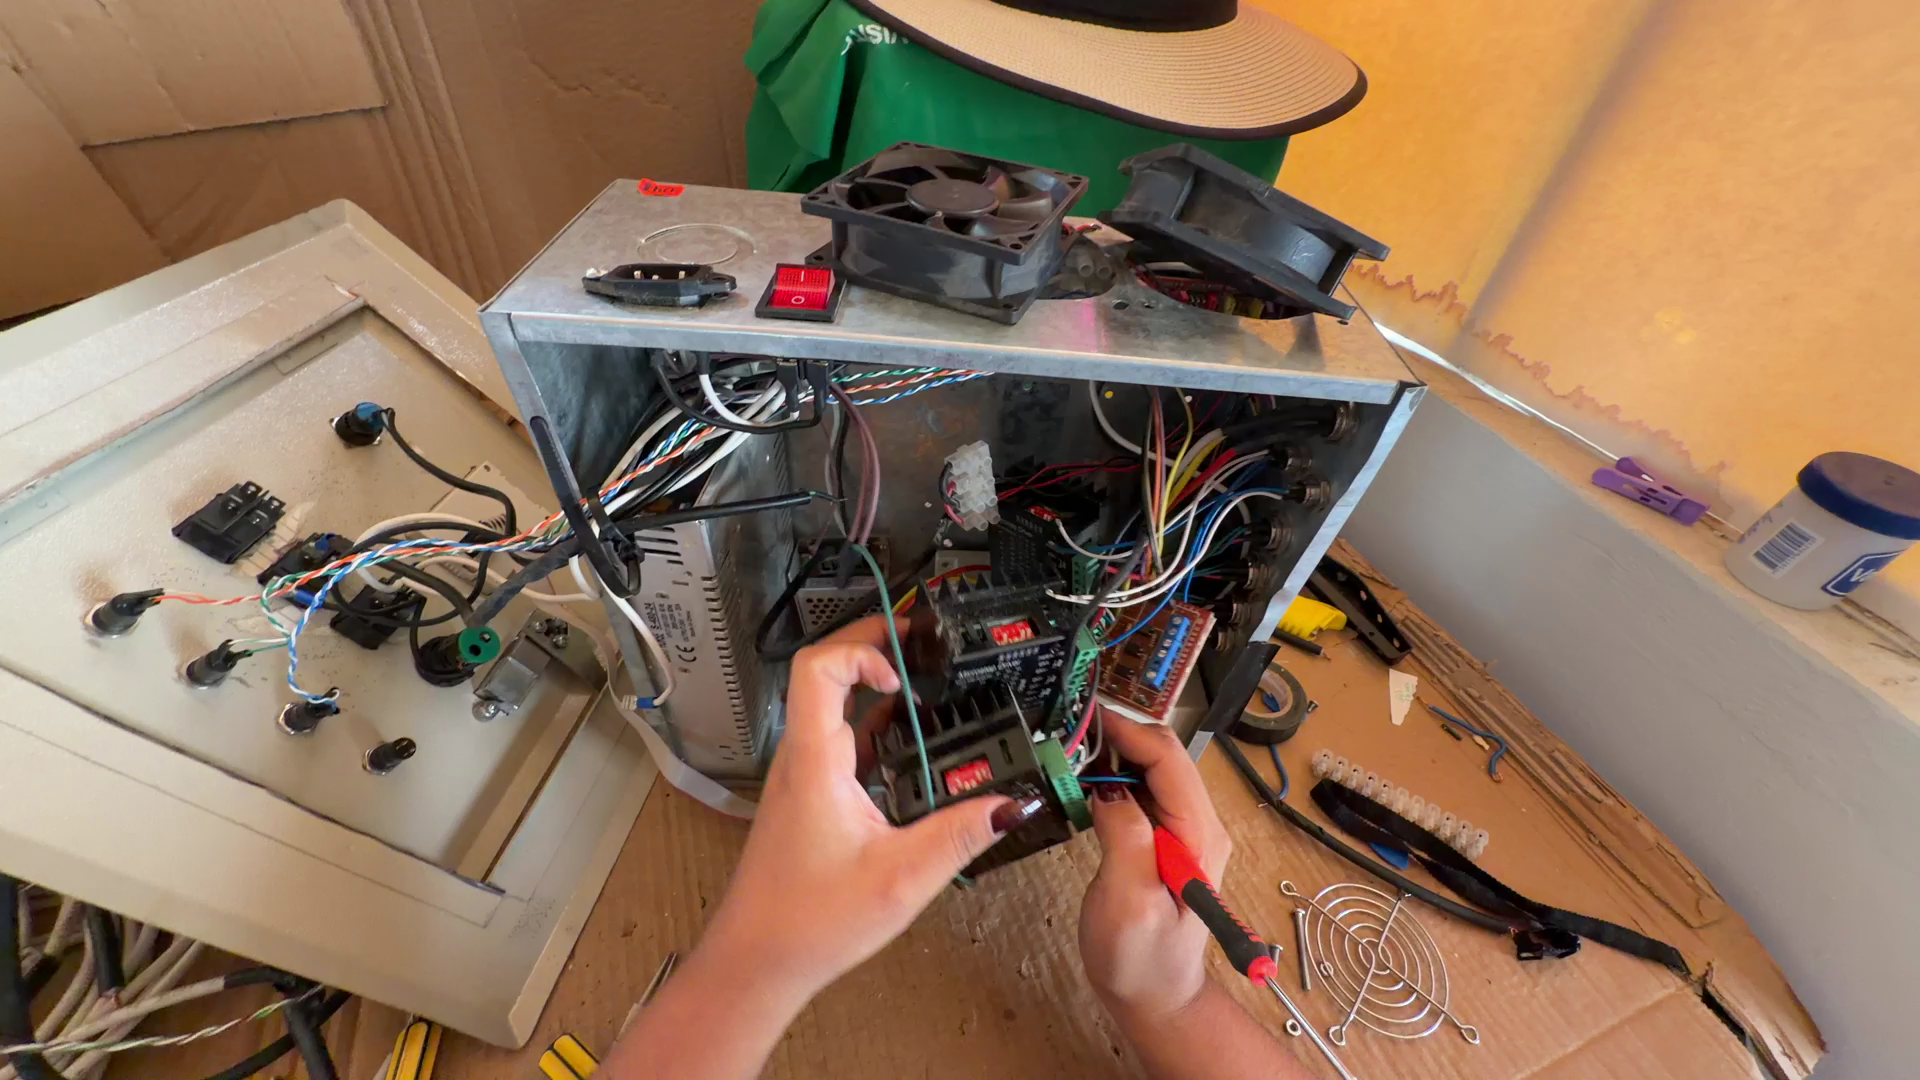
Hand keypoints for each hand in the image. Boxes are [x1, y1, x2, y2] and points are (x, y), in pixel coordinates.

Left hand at [698, 616, 1042, 1003]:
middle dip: (874, 646)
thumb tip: (1010, 802)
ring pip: (834, 704)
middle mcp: (804, 755)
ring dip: (875, 684)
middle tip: (923, 643)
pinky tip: (910, 740)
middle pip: (827, 672)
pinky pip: (842, 738)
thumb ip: (959, 836)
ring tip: (925, 682)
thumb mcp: (900, 879)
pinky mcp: (812, 791)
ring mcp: (805, 772)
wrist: (755, 962)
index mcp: (815, 760)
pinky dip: (875, 724)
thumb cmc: (810, 921)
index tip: (901, 672)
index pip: (818, 668)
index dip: (861, 650)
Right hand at [1079, 713, 1233, 1024]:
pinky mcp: (1164, 833)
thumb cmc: (1140, 960)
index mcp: (1197, 834)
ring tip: (1073, 749)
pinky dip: (1113, 771)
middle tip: (1073, 733)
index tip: (1086, 720)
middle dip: (1120, 735)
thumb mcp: (1129, 904)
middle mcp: (1198, 822)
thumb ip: (1125, 838)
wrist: (1155, 996)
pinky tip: (1086, 776)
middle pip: (1163, 753)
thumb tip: (1108, 788)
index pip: (1168, 759)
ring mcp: (1182, 826)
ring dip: (1115, 750)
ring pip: (1152, 764)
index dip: (1128, 732)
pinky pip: (1142, 785)